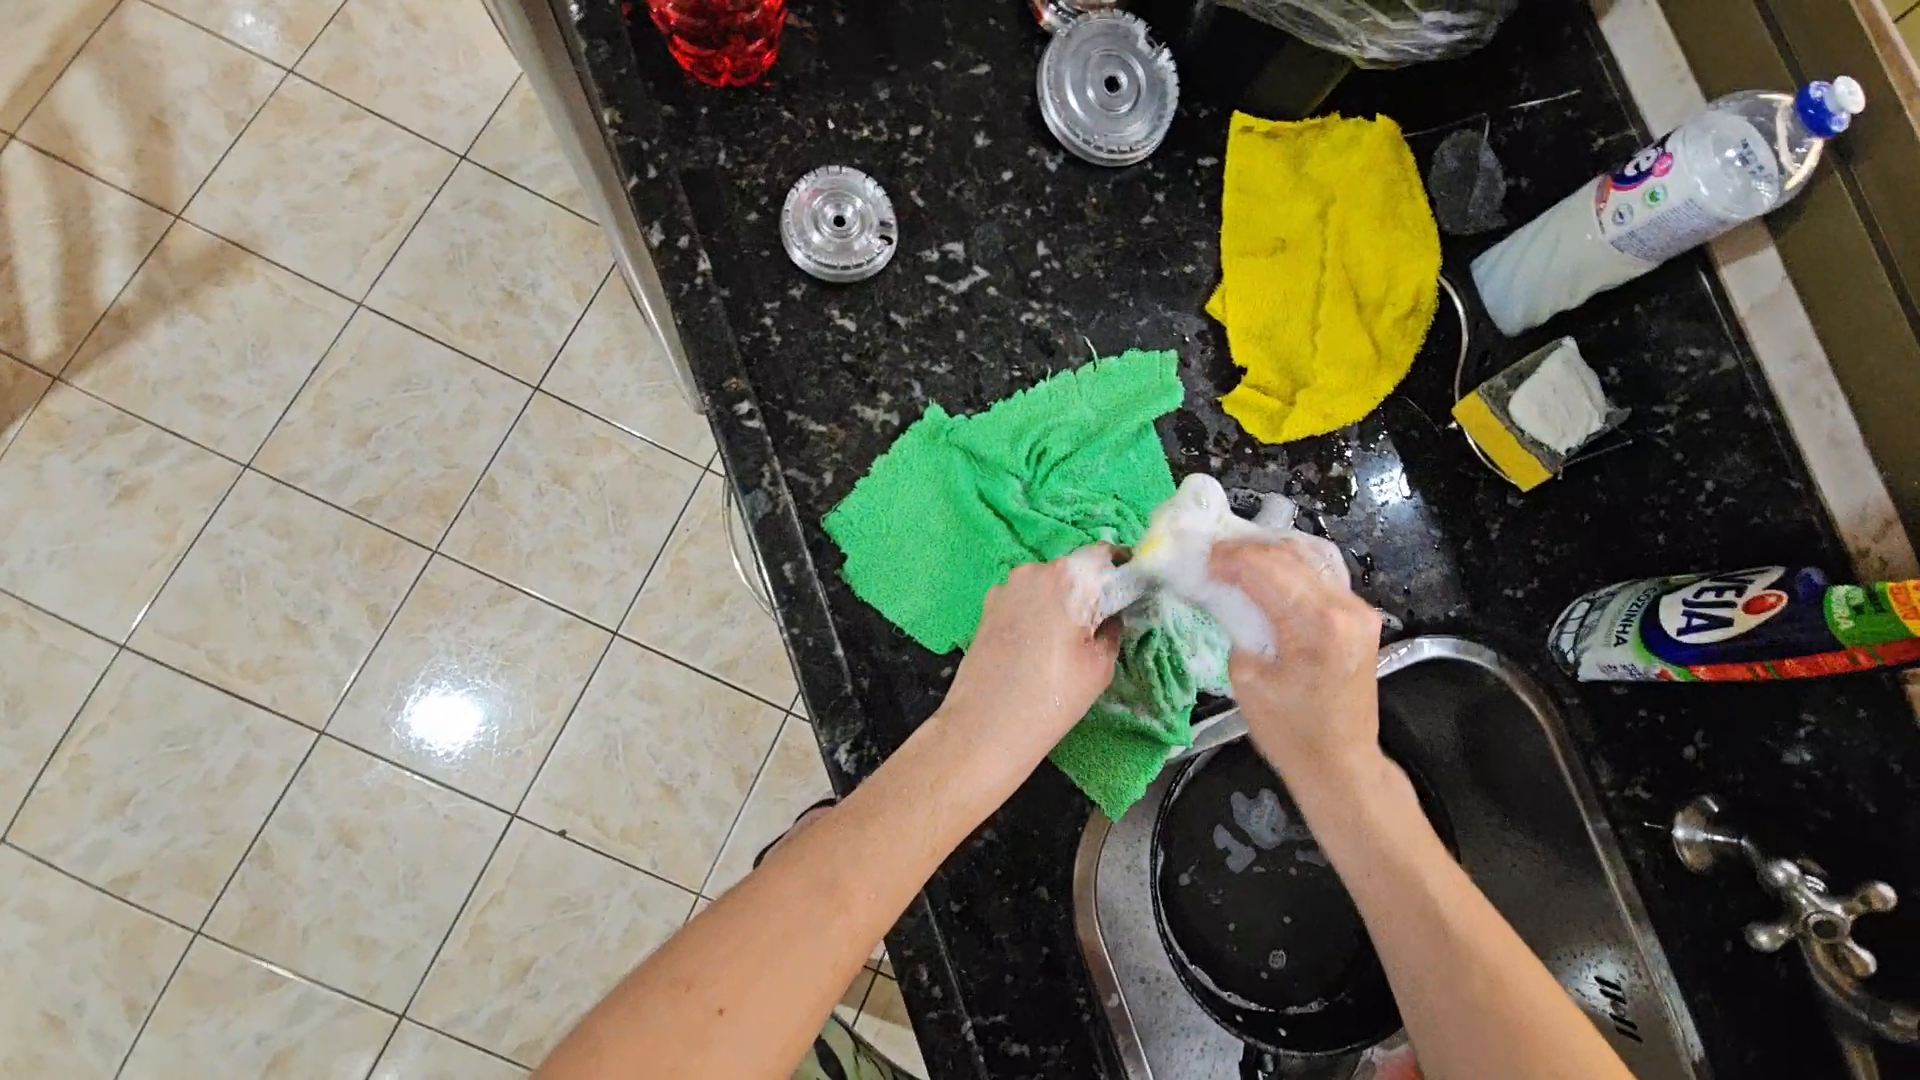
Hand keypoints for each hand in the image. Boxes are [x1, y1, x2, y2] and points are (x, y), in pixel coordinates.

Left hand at [937, 546, 1121, 781]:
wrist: (985, 726)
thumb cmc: (1052, 695)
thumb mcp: (1100, 664)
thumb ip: (1112, 627)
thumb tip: (1112, 613)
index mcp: (1065, 577)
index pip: (1102, 554)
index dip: (1119, 568)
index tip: (1128, 591)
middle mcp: (1031, 572)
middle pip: (1071, 570)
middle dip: (1087, 591)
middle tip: (1097, 625)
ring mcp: (1004, 589)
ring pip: (1044, 586)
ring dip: (1059, 603)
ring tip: (1064, 642)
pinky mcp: (986, 609)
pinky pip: (1022, 601)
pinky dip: (1034, 614)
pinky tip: (1036, 648)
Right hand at [1211, 541, 1382, 785]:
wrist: (1340, 763)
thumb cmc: (1289, 731)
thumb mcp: (1246, 678)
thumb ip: (1238, 626)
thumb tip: (1226, 595)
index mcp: (1316, 624)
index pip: (1266, 569)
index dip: (1229, 559)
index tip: (1202, 558)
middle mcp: (1344, 608)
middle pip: (1288, 556)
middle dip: (1246, 551)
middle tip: (1211, 556)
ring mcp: (1358, 609)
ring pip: (1307, 558)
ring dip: (1267, 554)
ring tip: (1234, 561)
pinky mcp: (1358, 616)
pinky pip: (1320, 575)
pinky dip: (1289, 567)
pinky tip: (1265, 572)